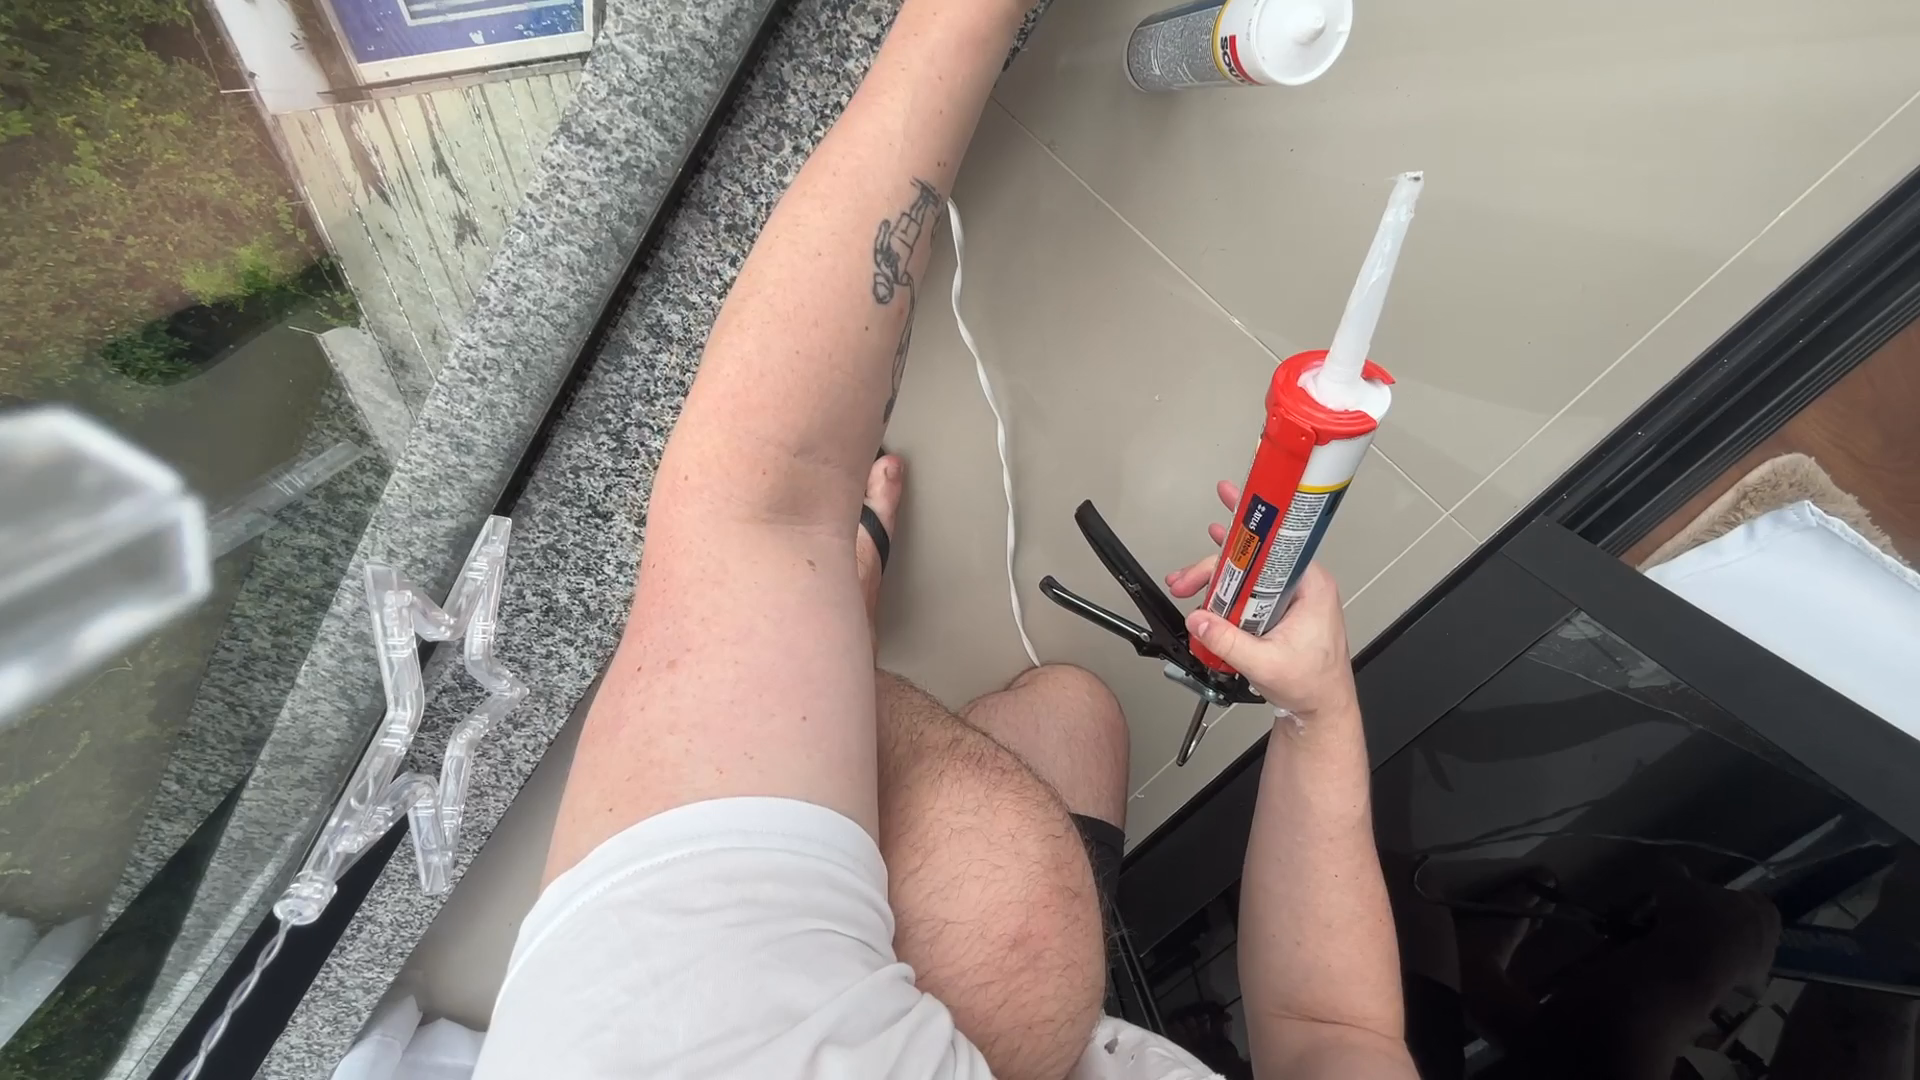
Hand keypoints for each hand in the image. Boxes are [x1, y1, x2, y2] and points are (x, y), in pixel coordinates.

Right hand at [1165, 481, 1357, 719]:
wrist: (1321, 709)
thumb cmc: (1312, 685)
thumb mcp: (1265, 665)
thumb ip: (1227, 641)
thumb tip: (1198, 619)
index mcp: (1309, 588)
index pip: (1278, 543)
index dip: (1254, 521)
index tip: (1239, 498)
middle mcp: (1300, 585)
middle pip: (1250, 558)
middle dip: (1212, 565)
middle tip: (1184, 580)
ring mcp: (1288, 596)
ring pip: (1245, 572)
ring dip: (1212, 576)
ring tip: (1184, 583)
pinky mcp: (1276, 608)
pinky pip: (1247, 587)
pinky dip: (1223, 586)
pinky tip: (1204, 583)